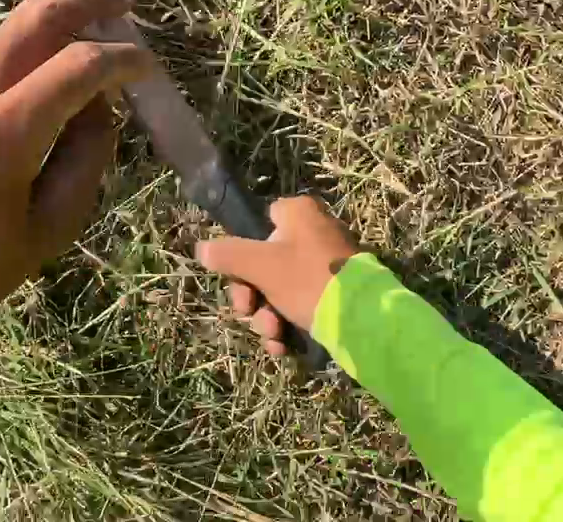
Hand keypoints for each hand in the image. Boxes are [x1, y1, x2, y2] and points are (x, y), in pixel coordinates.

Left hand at [0, 0, 152, 347]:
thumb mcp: (50, 229)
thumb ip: (86, 158)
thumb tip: (99, 109)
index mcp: (4, 132)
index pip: (78, 66)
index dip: (122, 58)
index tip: (147, 65)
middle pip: (33, 19)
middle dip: (84, 1)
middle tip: (121, 1)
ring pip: (6, 39)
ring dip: (52, 30)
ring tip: (88, 43)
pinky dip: (22, 67)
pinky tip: (38, 95)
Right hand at [196, 196, 359, 355]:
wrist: (362, 320)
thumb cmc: (307, 280)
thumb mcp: (260, 266)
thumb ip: (228, 255)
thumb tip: (201, 249)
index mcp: (299, 214)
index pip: (261, 223)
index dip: (245, 251)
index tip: (238, 276)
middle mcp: (313, 233)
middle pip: (264, 262)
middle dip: (251, 295)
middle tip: (248, 311)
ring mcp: (325, 265)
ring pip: (279, 290)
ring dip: (266, 316)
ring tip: (272, 334)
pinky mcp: (334, 294)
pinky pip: (299, 305)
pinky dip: (286, 326)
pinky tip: (282, 347)